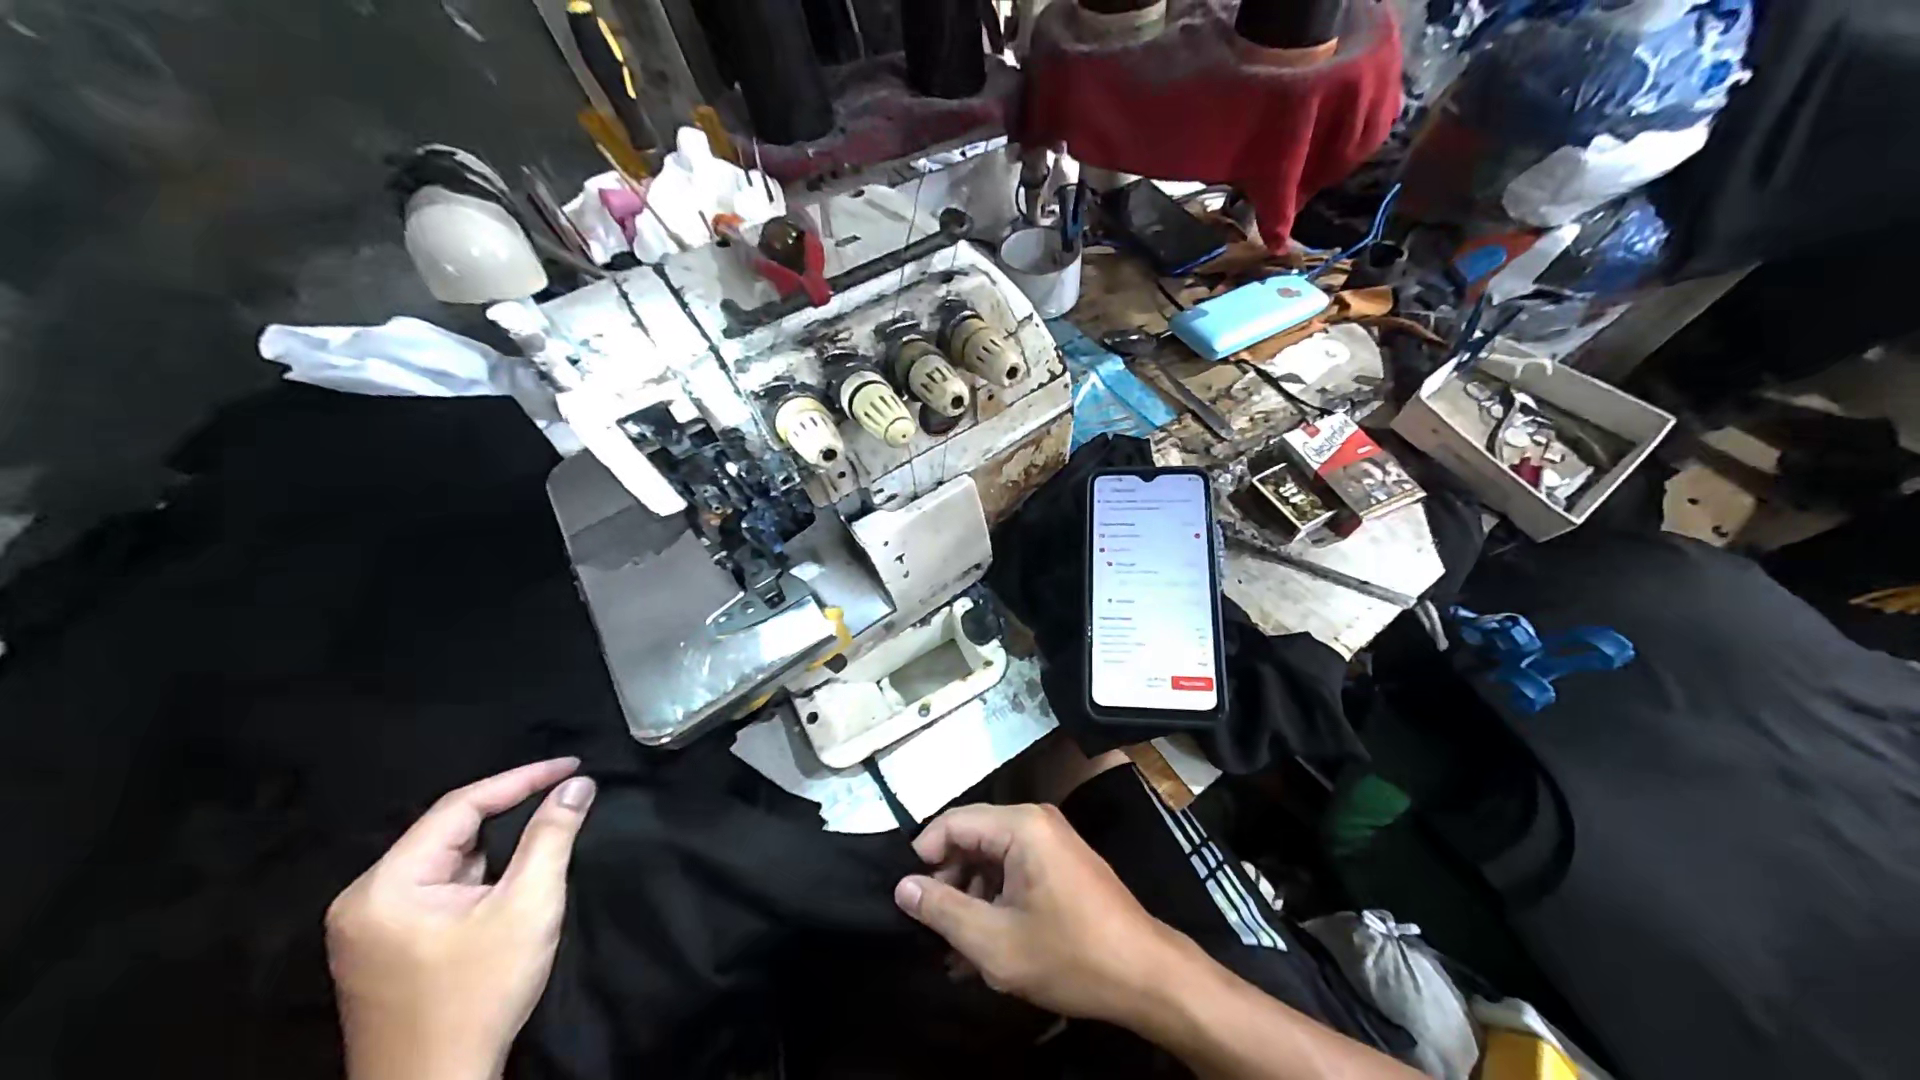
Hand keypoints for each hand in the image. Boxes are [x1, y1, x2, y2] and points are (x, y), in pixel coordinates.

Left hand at [325, 758, 595, 1079]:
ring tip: (546, 820)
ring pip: (445, 859)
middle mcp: (365, 899)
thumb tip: (577, 785)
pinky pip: (438, 887)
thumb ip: (552, 836)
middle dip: (509, 806)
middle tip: (563, 788)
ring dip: (496, 841)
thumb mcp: (527, 906)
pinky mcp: (384, 948)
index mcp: (386, 885)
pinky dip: (479, 871)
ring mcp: (369, 927)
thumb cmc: (480, 994)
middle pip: (448, 831)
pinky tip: (509, 871)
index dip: (522, 779)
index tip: (573, 766)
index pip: (460, 806)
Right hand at [893, 803, 1190, 1025]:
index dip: (924, 855)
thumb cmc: (1069, 954)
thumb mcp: (994, 941)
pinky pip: (1013, 870)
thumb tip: (903, 887)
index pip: (953, 822)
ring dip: (969, 899)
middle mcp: (1035, 822)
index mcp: (1020, 826)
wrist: (1145, 975)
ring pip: (991, 858)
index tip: (907, 897)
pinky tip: (982, 945)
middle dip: (947, 882)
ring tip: (953, 949)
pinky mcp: (1060, 864)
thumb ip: (942, 910)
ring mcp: (1051, 841)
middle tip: (930, 928)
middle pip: (972, 838)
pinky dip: (994, 901)